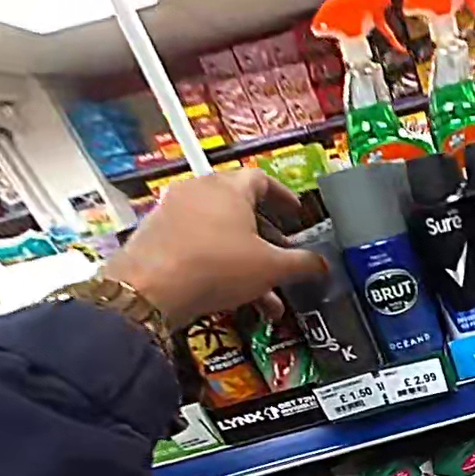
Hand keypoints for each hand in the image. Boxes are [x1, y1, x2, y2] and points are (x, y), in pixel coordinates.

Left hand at [106, 170, 324, 327]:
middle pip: (241, 206)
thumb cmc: (216, 266)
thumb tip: (322, 264)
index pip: (262, 180)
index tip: (296, 212)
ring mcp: (175, 212)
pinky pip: (202, 245)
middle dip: (267, 232)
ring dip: (249, 257)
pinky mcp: (160, 236)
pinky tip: (241, 296)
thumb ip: (303, 264)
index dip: (284, 197)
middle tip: (284, 250)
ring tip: (267, 288)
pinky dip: (224, 264)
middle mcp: (199, 192)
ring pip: (223, 231)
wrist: (151, 289)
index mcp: (229, 188)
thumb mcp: (273, 268)